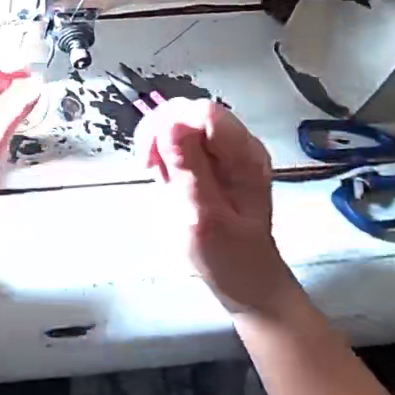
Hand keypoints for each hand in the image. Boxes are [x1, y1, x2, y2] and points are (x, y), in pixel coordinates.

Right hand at [133, 99, 300, 315]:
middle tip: (149, 165)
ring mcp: (223, 152)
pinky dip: (163, 151)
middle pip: (189, 111)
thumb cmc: (229, 257)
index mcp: (244, 156)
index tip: (153, 156)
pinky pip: (179, 139)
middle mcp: (236, 145)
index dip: (171, 124)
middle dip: (160, 131)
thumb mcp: (203, 218)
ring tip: (155, 172)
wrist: (245, 282)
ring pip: (180, 122)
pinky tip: (162, 175)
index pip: (204, 112)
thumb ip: (188, 170)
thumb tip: (169, 125)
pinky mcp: (209, 160)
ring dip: (158, 141)